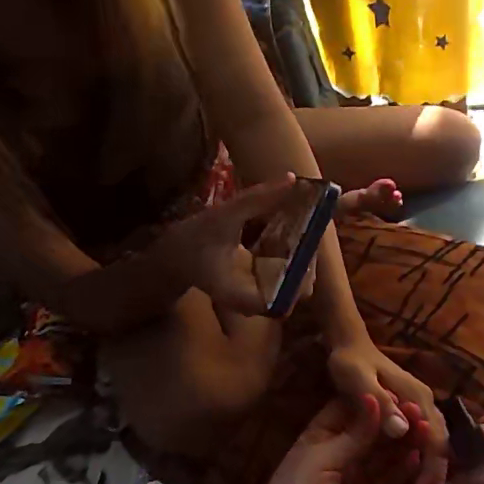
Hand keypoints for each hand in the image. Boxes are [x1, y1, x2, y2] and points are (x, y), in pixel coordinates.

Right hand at [159, 178, 301, 316]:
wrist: (172, 258)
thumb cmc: (193, 241)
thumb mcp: (222, 216)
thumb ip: (256, 199)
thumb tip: (291, 178)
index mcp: (245, 297)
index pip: (291, 295)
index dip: (306, 271)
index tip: (309, 244)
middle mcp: (256, 305)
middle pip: (299, 291)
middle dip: (307, 260)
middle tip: (310, 230)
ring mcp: (259, 299)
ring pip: (296, 284)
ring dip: (302, 257)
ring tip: (303, 230)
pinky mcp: (260, 289)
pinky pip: (286, 277)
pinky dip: (292, 257)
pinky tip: (291, 235)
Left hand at [326, 339, 447, 483]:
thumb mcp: (321, 460)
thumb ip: (353, 434)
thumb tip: (375, 398)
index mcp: (318, 437)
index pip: (348, 410)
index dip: (372, 401)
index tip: (397, 389)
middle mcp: (338, 453)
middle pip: (371, 432)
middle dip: (393, 422)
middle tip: (418, 411)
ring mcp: (355, 477)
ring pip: (384, 455)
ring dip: (403, 443)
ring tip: (424, 430)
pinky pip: (390, 480)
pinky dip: (404, 469)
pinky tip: (417, 457)